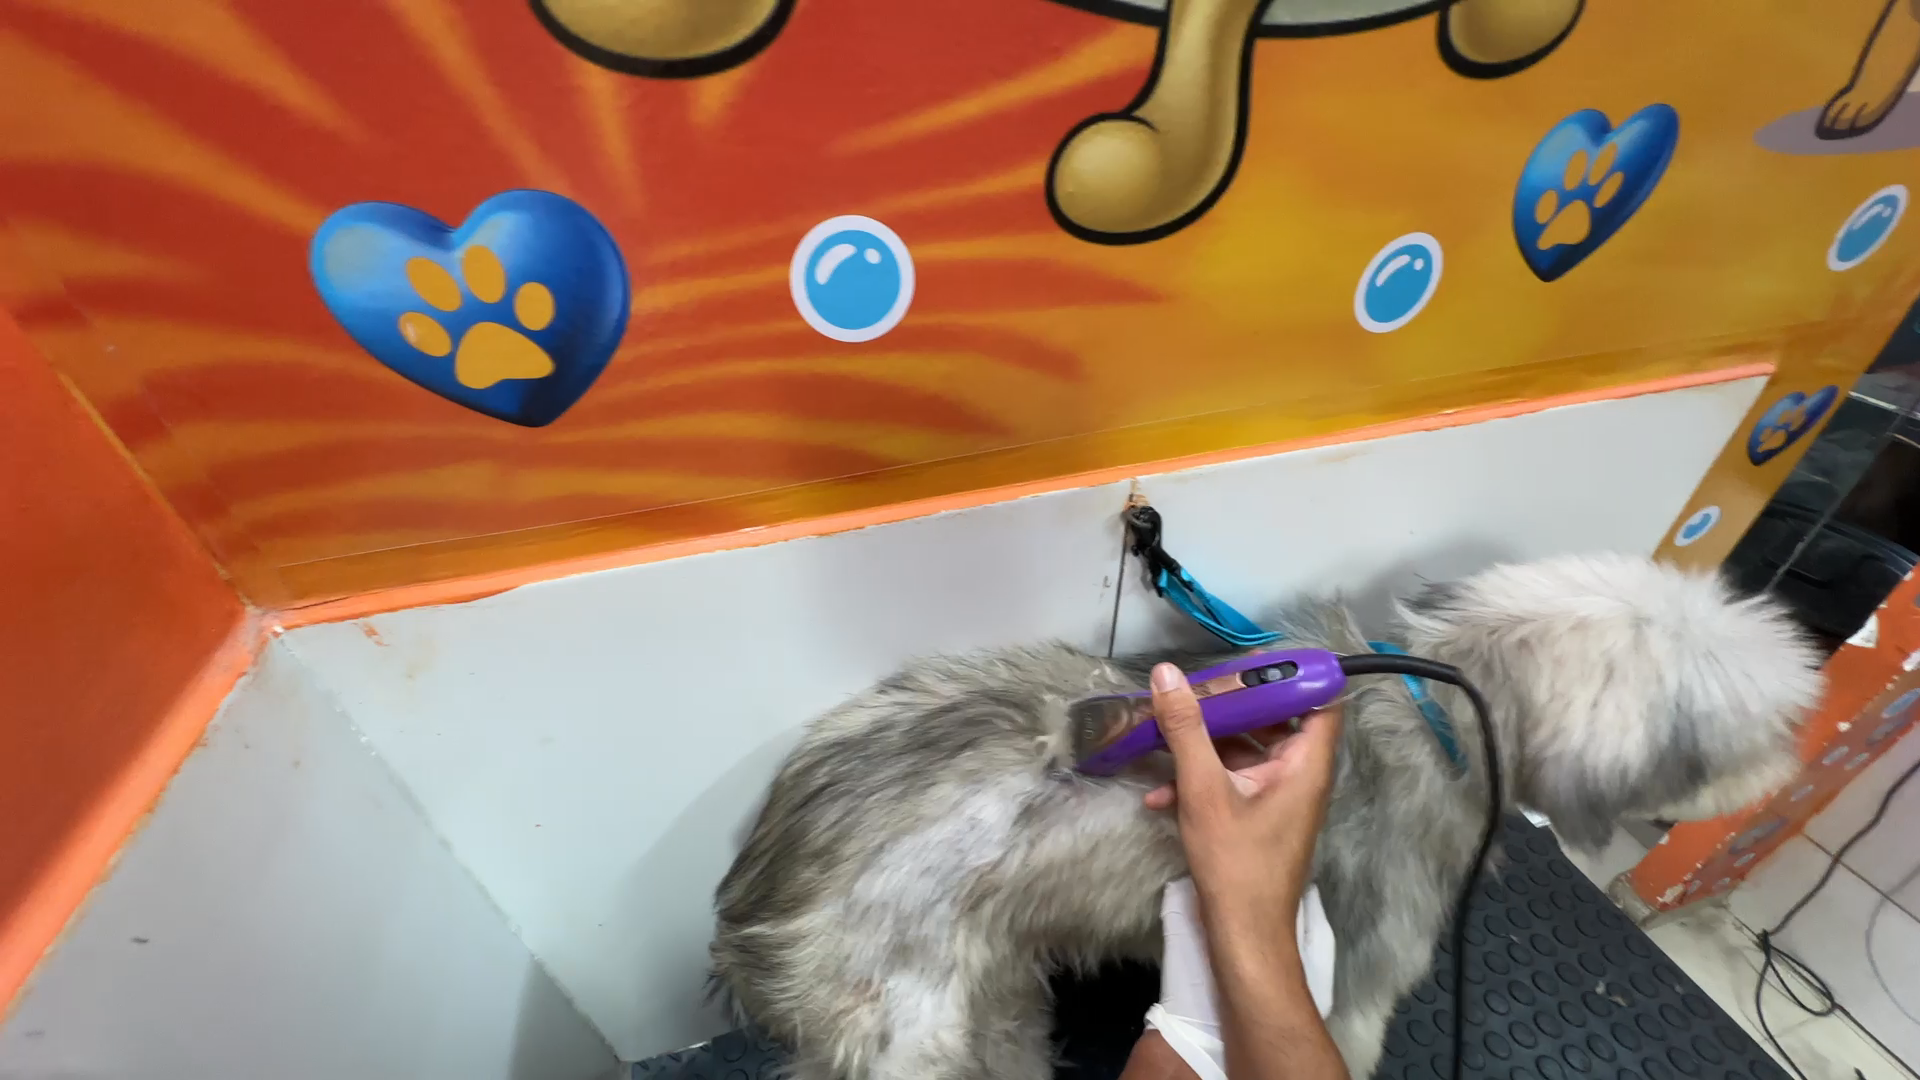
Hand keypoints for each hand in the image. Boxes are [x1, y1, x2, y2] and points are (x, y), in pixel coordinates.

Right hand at [1144, 663, 1342, 938]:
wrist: (1241, 934)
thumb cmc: (1236, 861)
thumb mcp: (1203, 788)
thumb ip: (1186, 728)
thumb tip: (1167, 674)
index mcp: (1304, 765)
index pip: (1321, 702)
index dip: (1294, 676)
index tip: (1252, 661)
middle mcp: (1297, 775)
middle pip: (1273, 720)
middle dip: (1230, 705)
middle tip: (1193, 689)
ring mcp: (1275, 795)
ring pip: (1245, 749)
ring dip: (1205, 742)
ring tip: (1165, 733)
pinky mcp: (1255, 813)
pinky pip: (1231, 778)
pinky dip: (1200, 776)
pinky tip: (1161, 793)